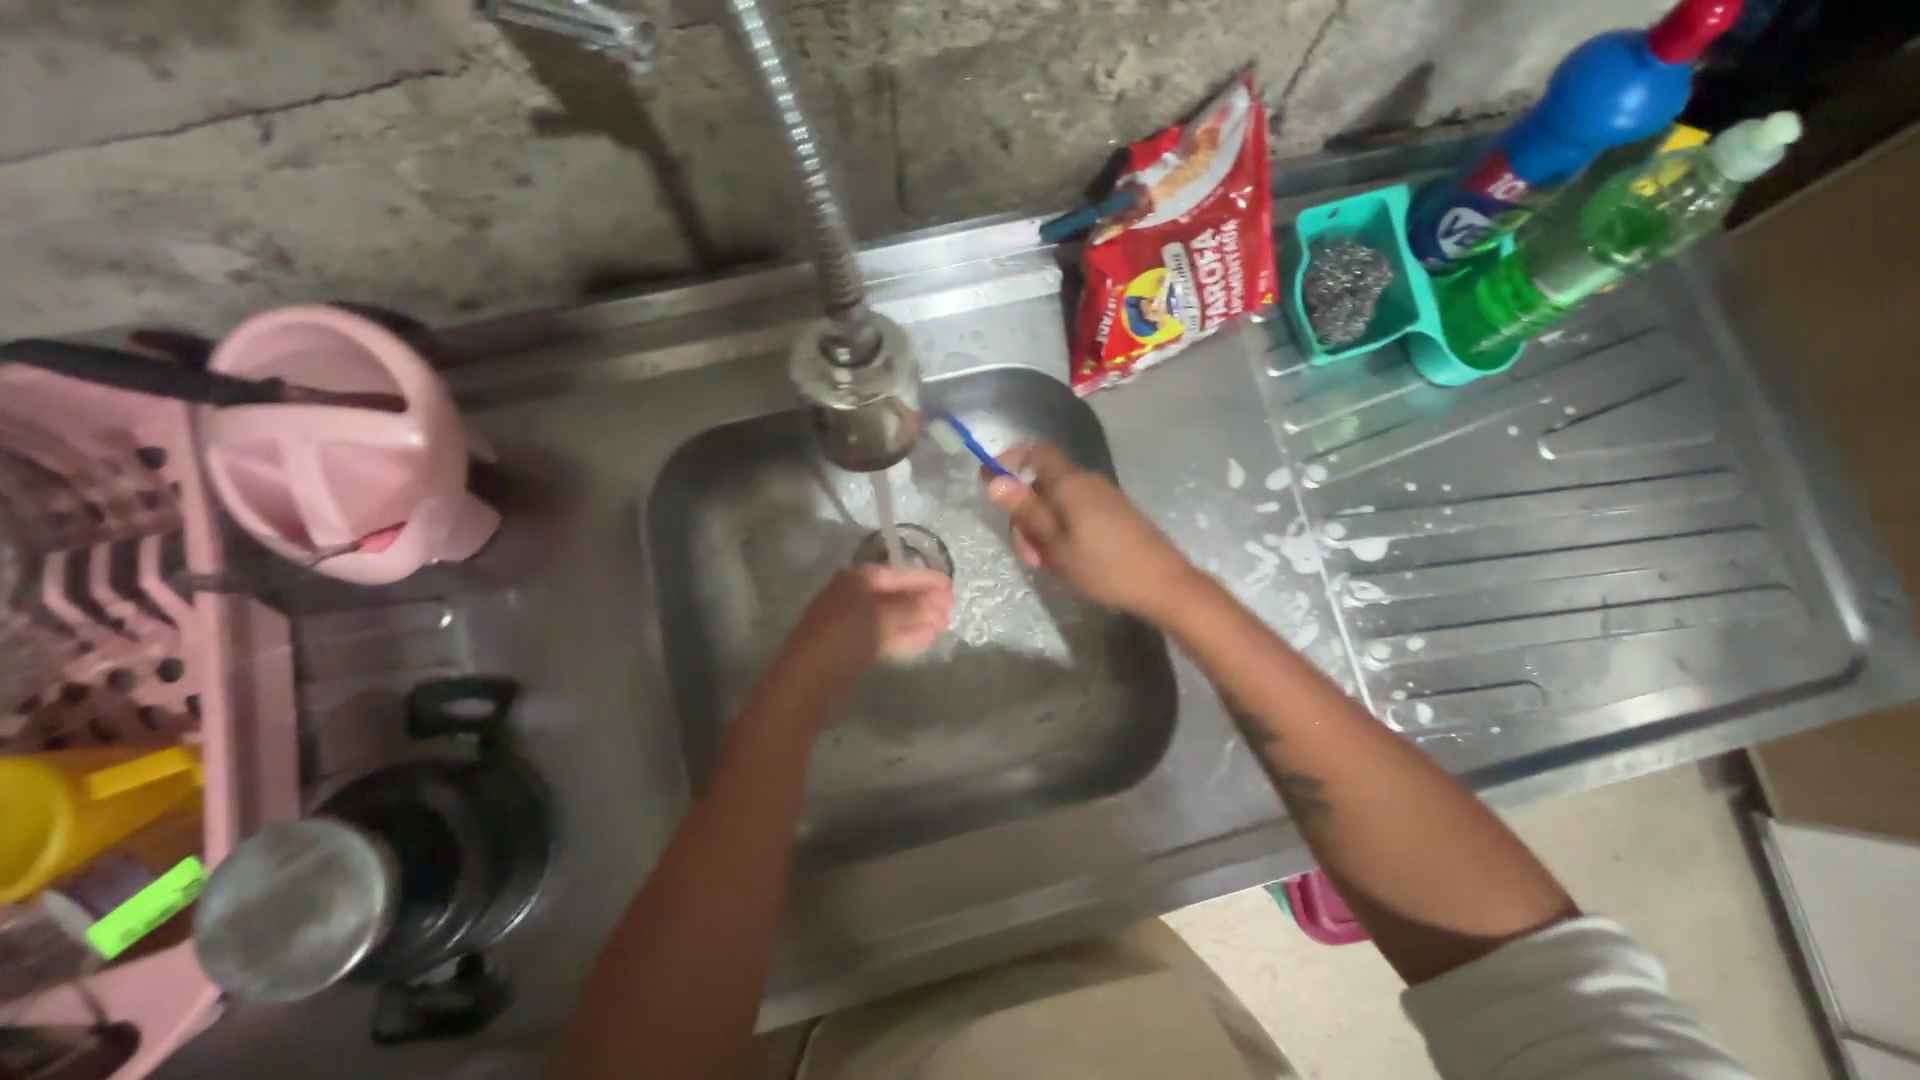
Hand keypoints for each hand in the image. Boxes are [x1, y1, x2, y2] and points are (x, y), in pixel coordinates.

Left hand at [778, 565, 954, 690]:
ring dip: (917, 621)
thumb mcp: (883, 618)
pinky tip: (924, 640)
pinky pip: (883, 635)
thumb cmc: (846, 637)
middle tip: (950, 610)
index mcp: (857, 579)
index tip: (951, 587)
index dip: (925, 580)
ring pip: (891, 617)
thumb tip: (937, 603)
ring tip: (942, 627)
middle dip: (923, 602)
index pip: (898, 574)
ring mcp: (850, 622)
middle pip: (895, 595)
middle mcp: (853, 596)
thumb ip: (913, 608)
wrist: (808, 678)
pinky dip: (904, 636)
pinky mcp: (851, 646)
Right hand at [985, 442, 1200, 620]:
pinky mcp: (1115, 515)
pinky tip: (1068, 562)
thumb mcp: (1055, 543)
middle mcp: (1087, 481)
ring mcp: (1104, 497)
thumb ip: (1025, 509)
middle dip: (1026, 515)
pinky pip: (1077, 514)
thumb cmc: (1104, 566)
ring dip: (1043, 530)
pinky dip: (1063, 533)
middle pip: (1043, 485)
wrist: (1163, 585)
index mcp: (1070, 482)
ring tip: (1049, 565)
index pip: (1036, 452)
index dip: (1010, 461)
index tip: (991, 484)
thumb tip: (993, 479)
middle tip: (1028, 554)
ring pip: (1058, 504)